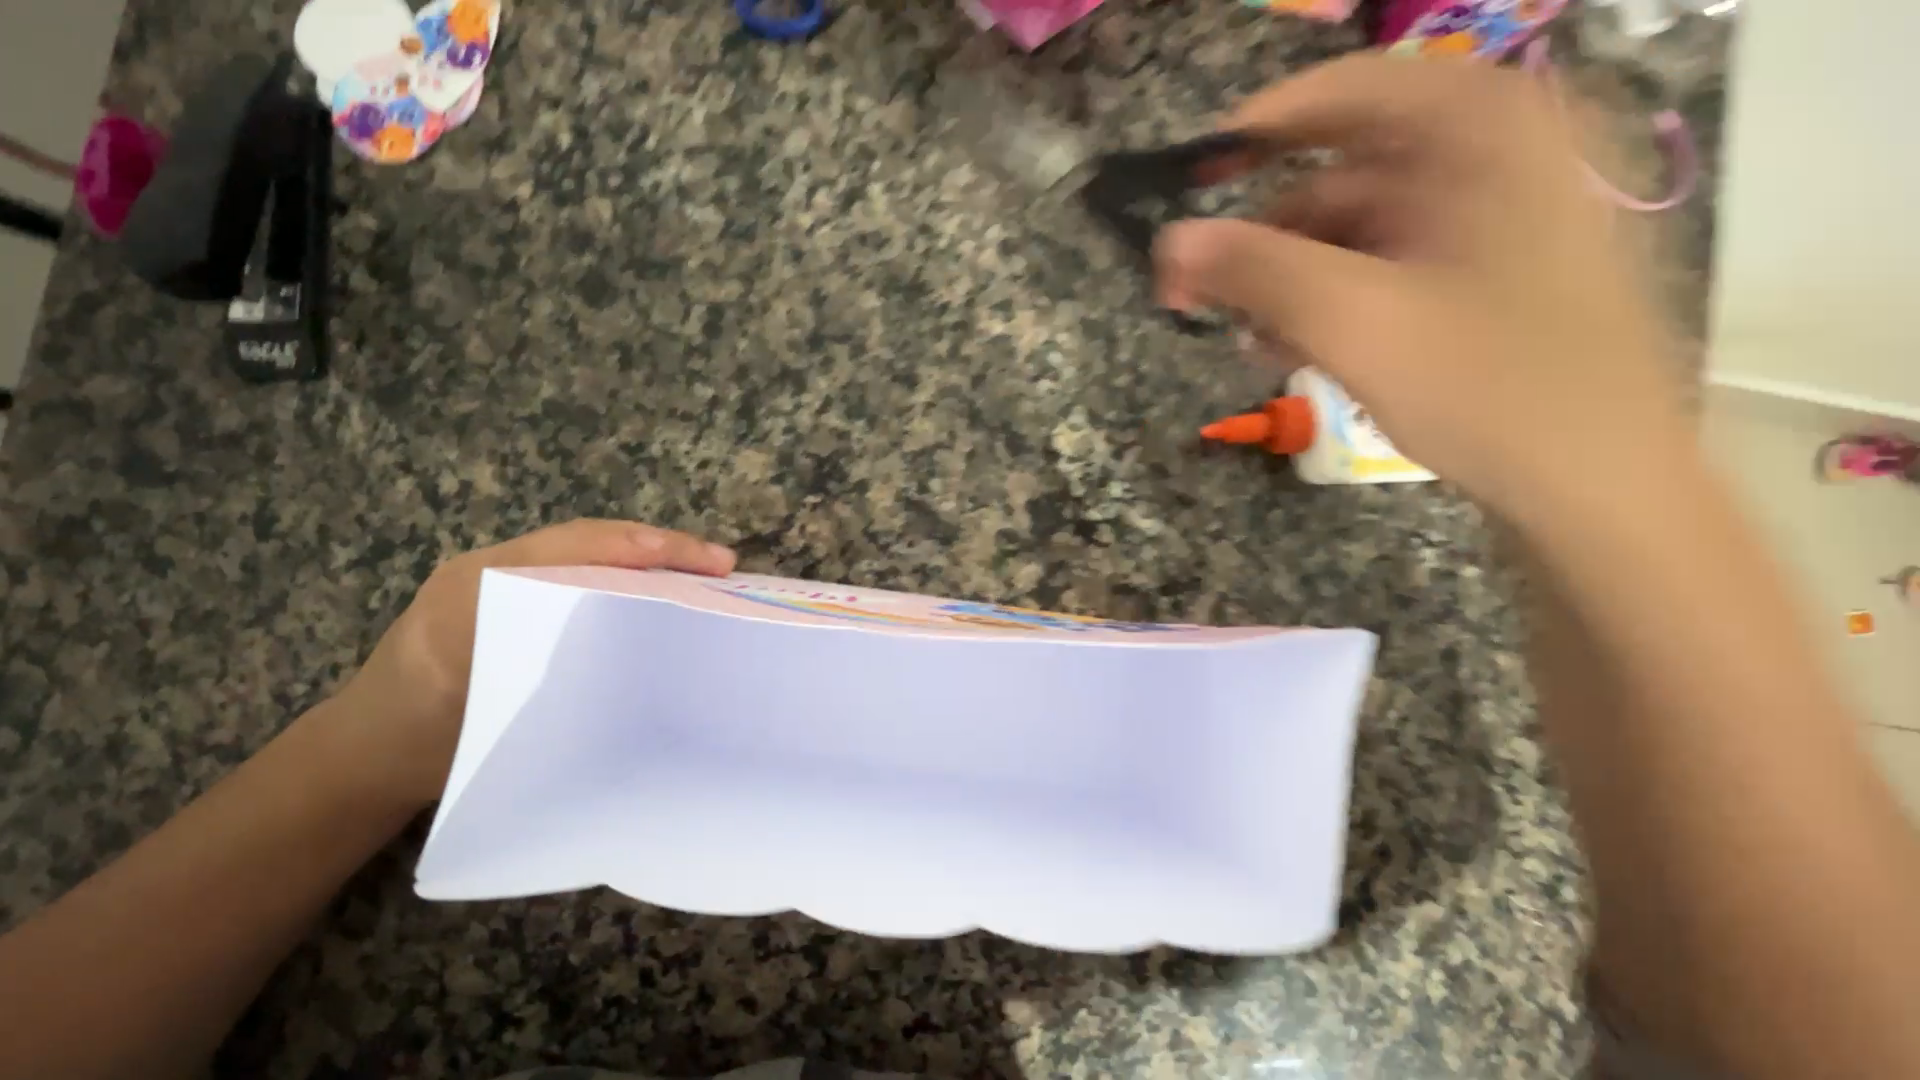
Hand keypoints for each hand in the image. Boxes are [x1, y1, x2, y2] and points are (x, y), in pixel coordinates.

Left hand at [330, 520, 736, 809]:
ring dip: (652, 569)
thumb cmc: (411, 735)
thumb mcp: (470, 702)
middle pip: (595, 544)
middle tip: (723, 569)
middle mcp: (498, 569)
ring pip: (594, 562)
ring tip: (707, 584)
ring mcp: (508, 587)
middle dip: (663, 551)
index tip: (711, 564)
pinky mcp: (519, 612)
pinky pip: (583, 586)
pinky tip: (661, 609)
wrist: (359, 761)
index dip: (650, 547)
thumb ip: (534, 665)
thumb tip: (626, 642)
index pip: (580, 544)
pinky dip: (629, 590)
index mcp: (482, 578)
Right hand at [1154, 55, 1690, 515]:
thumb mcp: (1357, 323)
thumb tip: (1168, 242)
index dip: (1261, 128)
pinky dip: (1336, 302)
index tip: (1193, 178)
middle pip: (1352, 167)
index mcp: (1490, 132)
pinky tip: (1293, 349)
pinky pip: (1394, 269)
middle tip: (1200, 287)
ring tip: (1245, 336)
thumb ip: (1254, 270)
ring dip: (1294, 278)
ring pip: (1366, 228)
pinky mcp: (1497, 282)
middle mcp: (1503, 158)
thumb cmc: (1492, 390)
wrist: (1606, 492)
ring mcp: (1504, 224)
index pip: (1352, 89)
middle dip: (1269, 232)